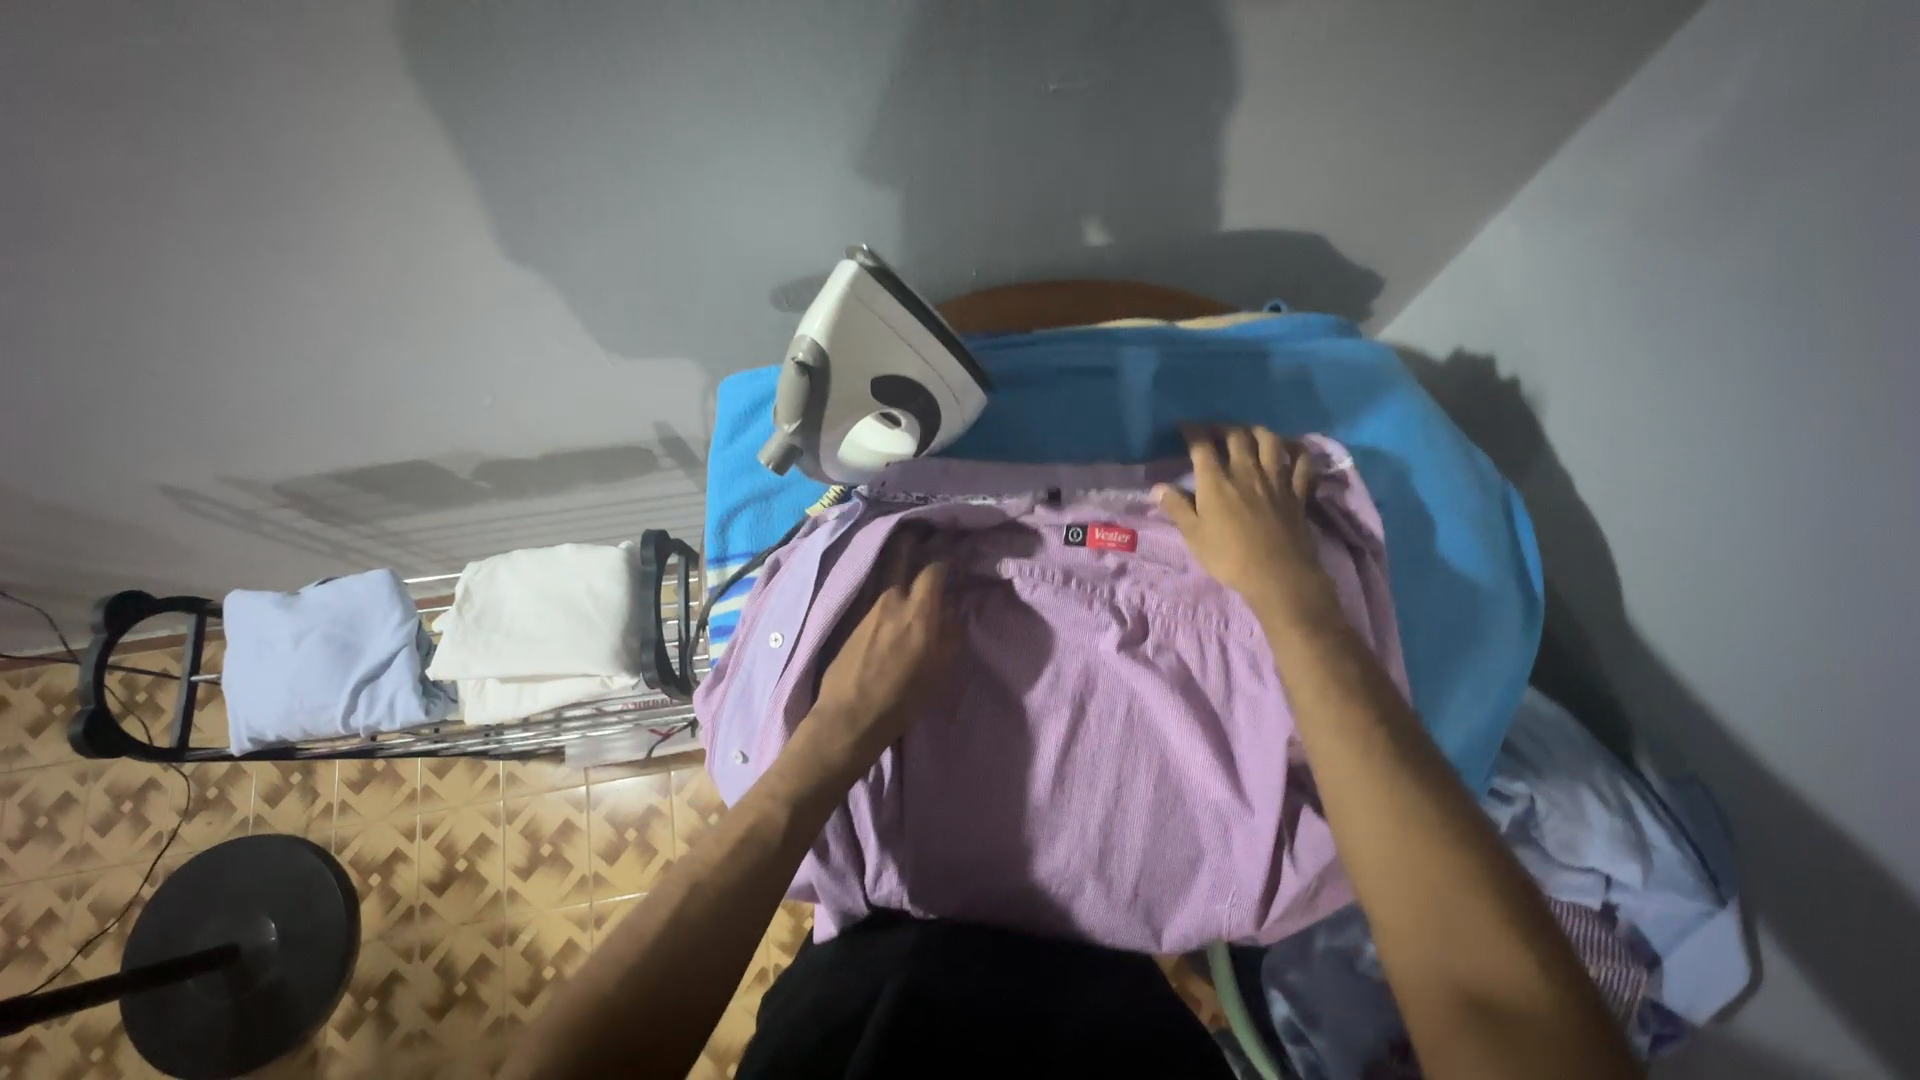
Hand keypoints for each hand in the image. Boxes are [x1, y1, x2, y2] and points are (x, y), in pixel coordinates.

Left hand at [803, 527, 956, 774]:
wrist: (849, 717)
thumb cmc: (902, 699)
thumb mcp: (938, 671)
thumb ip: (949, 636)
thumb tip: (953, 614)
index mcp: (918, 612)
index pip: (934, 570)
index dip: (945, 558)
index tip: (954, 555)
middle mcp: (891, 600)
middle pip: (900, 554)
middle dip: (912, 538)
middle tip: (923, 528)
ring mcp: (868, 607)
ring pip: (886, 573)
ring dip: (897, 560)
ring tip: (909, 554)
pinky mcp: (853, 619)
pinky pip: (874, 591)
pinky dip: (885, 582)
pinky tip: (891, 586)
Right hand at [1155, 425, 1341, 627]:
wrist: (1278, 575)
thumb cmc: (1229, 557)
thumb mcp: (1194, 536)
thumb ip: (1177, 508)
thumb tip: (1158, 487)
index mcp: (1216, 482)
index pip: (1201, 446)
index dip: (1191, 431)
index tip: (1184, 426)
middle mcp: (1246, 471)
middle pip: (1236, 435)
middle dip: (1222, 426)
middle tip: (1213, 430)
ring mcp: (1275, 479)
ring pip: (1270, 441)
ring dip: (1257, 431)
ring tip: (1248, 434)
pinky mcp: (1297, 492)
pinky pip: (1301, 463)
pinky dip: (1296, 451)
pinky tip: (1291, 449)